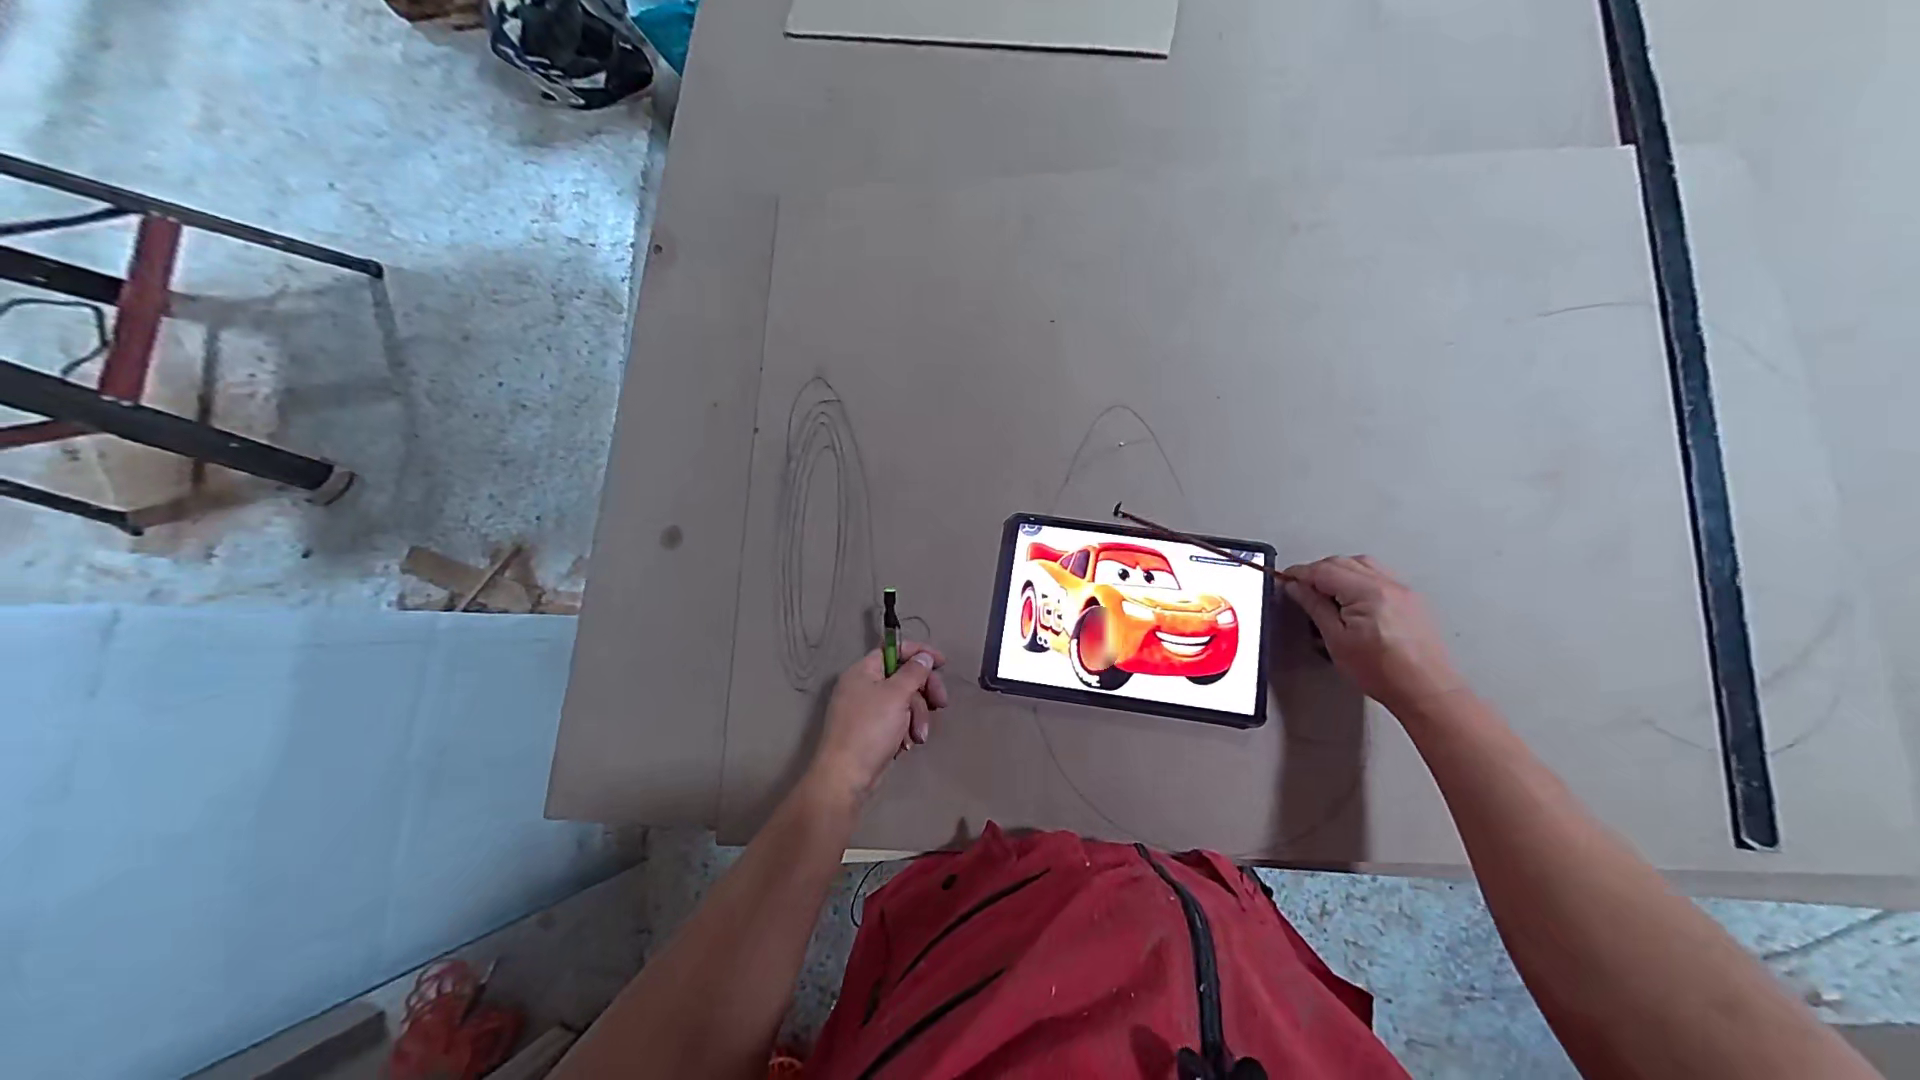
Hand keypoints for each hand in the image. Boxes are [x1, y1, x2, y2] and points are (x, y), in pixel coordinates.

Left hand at [805, 642, 949, 804]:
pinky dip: (906, 729)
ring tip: (918, 736)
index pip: (894, 649)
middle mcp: (864, 686)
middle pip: (904, 677)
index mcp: (863, 671)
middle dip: (924, 692)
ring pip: (905, 701)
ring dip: (917, 716)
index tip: (942, 663)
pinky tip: (907, 744)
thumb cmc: (870, 729)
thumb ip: (914, 672)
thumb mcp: (896, 695)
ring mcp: (868, 709)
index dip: (919, 653)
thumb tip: (924, 657)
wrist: (846, 776)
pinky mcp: (873, 730)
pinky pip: (898, 720)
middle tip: (940, 704)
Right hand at [1282, 556, 1468, 715]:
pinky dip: (1358, 579)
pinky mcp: (1410, 600)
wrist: (1426, 691)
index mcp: (1368, 592)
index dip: (1300, 573)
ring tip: (1324, 594)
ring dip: (1338, 572)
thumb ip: (1314, 607)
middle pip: (1343, 562)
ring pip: (1362, 565)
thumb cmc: (1385, 672)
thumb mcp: (1336, 640)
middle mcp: (1389, 585)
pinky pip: (1378, 576)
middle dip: (1317, 571)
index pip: (1324, 570)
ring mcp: (1403, 591)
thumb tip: (1297, 588)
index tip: (1286, 580)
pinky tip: (1350, 598)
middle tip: (1300, 589)